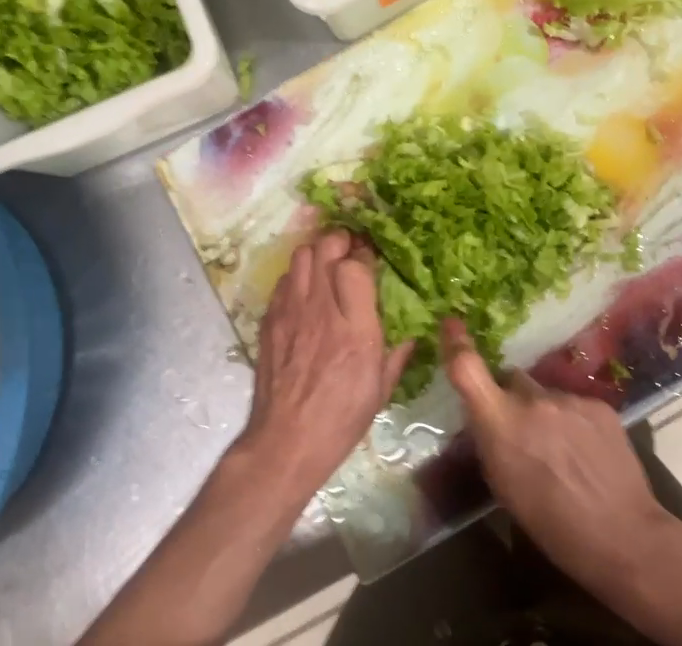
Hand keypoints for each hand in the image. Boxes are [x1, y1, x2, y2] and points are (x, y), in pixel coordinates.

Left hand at [240, 230, 413, 491]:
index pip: (356, 266)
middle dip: (340, 241)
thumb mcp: (380, 390)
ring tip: (327, 263)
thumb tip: (411, 333)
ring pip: (300, 256)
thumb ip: (396, 354)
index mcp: (356, 329)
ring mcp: (291, 312)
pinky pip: (282, 280)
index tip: (371, 257)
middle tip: (349, 249)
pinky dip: (296, 276)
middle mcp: (322, 311)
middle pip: (325, 248)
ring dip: (316, 253)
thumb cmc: (340, 419)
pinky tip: (305, 291)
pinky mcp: (269, 320)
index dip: (364, 254)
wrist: (286, 440)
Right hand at [441, 318, 669, 585]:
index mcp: (502, 422)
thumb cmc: (550, 523)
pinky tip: (586, 453)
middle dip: (512, 399)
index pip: (468, 369)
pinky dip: (574, 422)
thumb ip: (490, 441)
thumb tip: (487, 420)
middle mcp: (534, 400)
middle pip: (513, 381)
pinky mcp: (600, 405)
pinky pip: (575, 405)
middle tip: (523, 432)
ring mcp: (571, 399)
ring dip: (545, 414)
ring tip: (562, 451)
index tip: (451, 324)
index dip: (456, 344)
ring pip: (546, 395)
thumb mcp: (502, 484)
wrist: (620, 534)